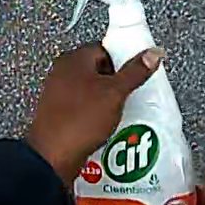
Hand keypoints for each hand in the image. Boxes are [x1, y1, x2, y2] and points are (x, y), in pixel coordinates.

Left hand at [26, 43, 161, 180]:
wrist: (53, 156)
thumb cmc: (78, 120)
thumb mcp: (116, 93)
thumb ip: (135, 72)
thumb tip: (152, 54)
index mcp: (73, 60)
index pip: (104, 48)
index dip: (122, 61)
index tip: (135, 72)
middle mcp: (62, 73)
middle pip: (98, 69)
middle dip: (115, 82)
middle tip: (128, 93)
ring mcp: (58, 94)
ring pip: (91, 90)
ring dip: (106, 100)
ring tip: (119, 111)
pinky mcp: (58, 113)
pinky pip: (83, 107)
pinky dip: (95, 113)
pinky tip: (105, 125)